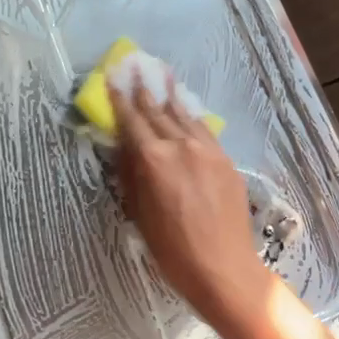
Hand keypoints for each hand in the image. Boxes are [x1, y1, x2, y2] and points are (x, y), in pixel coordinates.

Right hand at [111, 73, 269, 331]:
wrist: (224, 270)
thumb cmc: (172, 250)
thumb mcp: (140, 214)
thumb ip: (131, 175)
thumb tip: (124, 147)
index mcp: (153, 159)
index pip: (132, 120)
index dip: (120, 98)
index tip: (113, 78)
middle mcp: (180, 145)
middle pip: (157, 111)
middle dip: (144, 90)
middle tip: (136, 68)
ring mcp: (207, 150)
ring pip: (184, 116)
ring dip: (171, 96)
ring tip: (163, 76)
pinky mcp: (226, 160)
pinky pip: (204, 131)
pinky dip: (191, 117)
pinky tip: (187, 110)